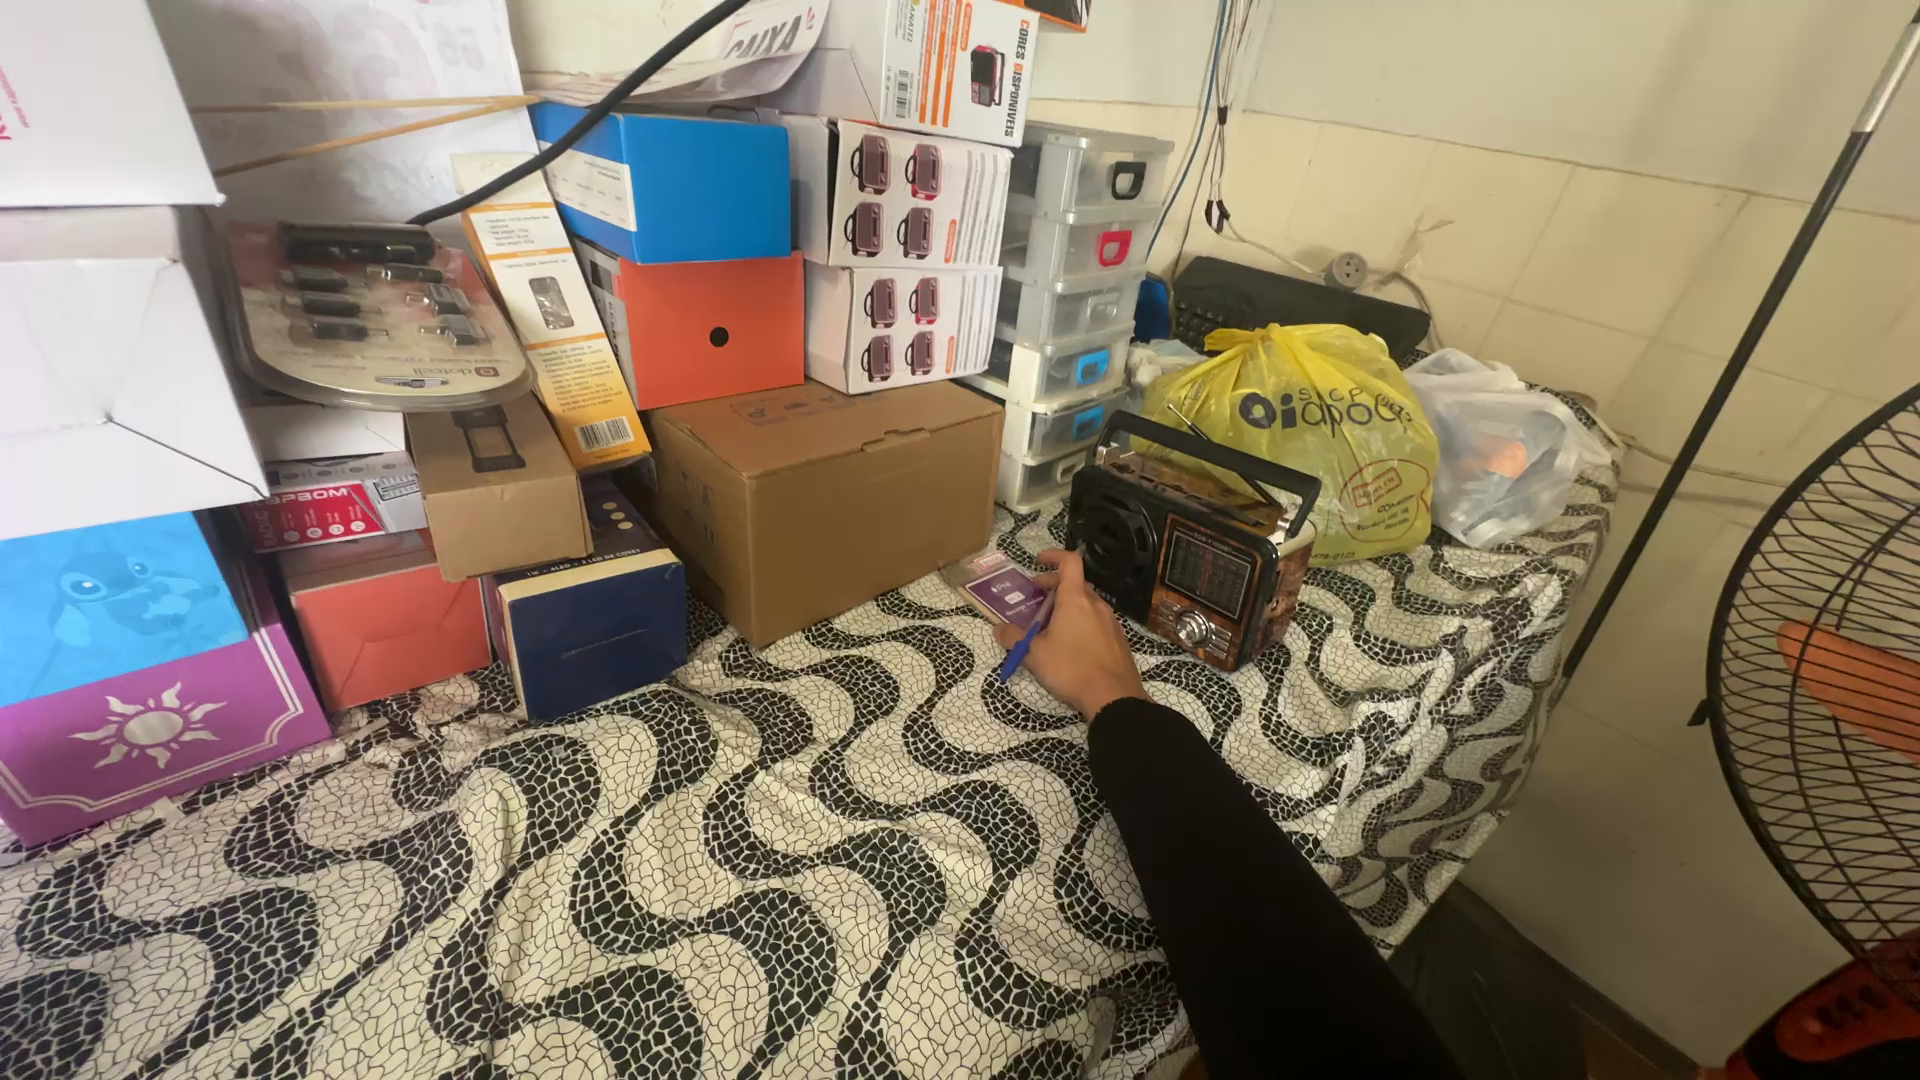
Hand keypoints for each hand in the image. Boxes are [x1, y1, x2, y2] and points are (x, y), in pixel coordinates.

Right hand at [993, 549, 1146, 718]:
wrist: (1114, 697)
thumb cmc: (1071, 669)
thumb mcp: (1034, 654)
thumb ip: (1013, 638)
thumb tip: (997, 628)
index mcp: (1076, 600)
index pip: (1069, 562)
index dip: (1053, 555)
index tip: (1038, 561)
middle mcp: (1096, 605)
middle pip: (1076, 583)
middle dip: (1054, 585)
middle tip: (1036, 596)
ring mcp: (1111, 622)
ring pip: (1087, 603)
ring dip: (1067, 605)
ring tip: (1051, 623)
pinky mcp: (1118, 640)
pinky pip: (1096, 620)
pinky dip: (1081, 621)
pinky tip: (1071, 643)